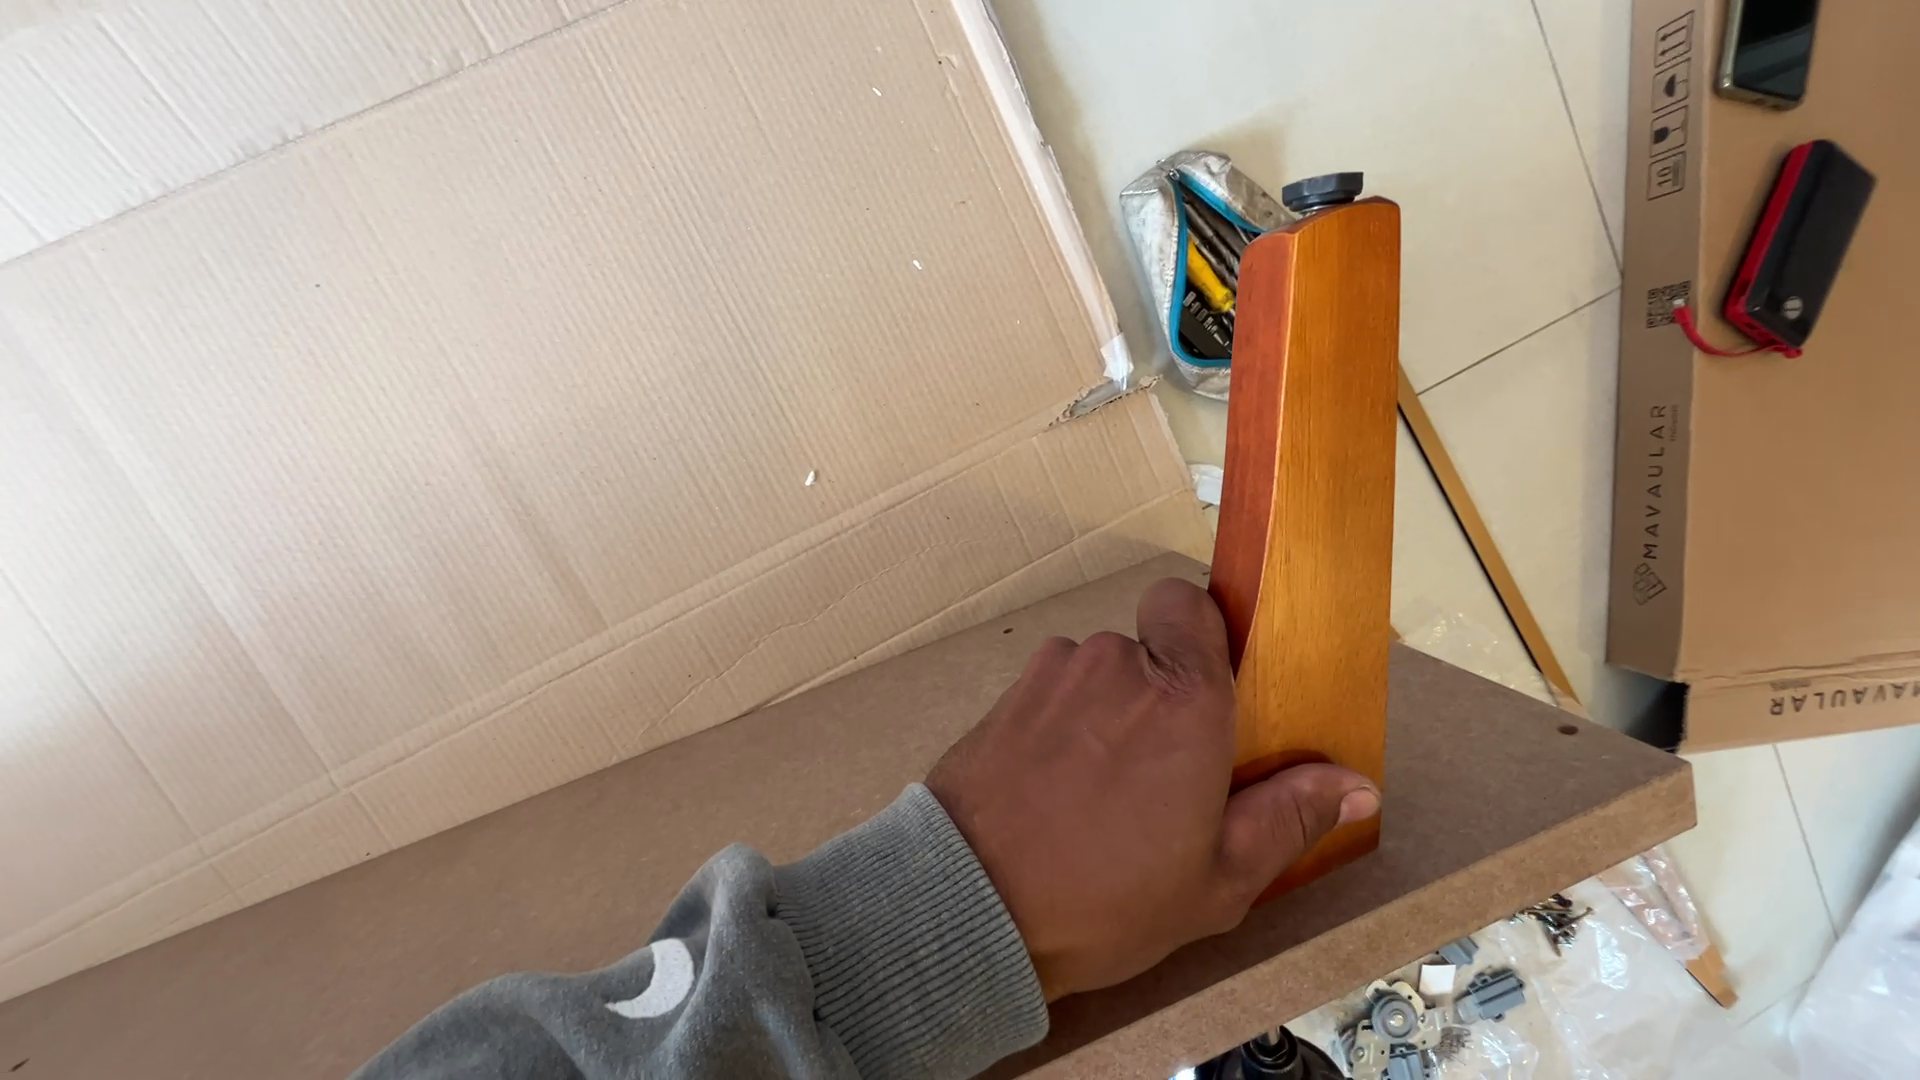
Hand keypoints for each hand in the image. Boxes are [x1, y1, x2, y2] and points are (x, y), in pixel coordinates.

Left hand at [925, 577, 1380, 1000]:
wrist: (970, 902)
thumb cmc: (1102, 897)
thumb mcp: (1216, 880)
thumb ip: (1287, 817)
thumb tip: (1354, 784)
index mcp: (1185, 698)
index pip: (1194, 604)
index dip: (1200, 635)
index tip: (1206, 689)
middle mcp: (1117, 662)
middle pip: (1148, 647)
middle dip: (1157, 692)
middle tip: (1155, 769)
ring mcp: (1055, 671)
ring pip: (1098, 670)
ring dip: (1106, 709)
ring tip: (1097, 787)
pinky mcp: (1010, 691)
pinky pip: (1054, 689)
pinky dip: (1063, 720)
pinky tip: (1054, 781)